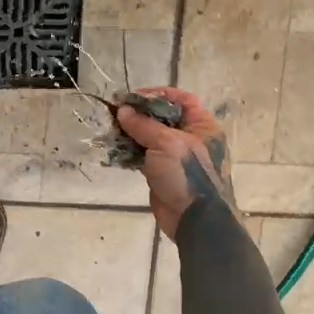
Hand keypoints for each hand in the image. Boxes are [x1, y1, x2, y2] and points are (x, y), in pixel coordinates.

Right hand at [115, 86, 236, 240]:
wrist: (194, 219)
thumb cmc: (187, 175)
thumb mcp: (166, 144)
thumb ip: (143, 125)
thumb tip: (123, 110)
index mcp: (202, 126)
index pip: (182, 99)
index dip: (158, 94)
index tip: (133, 97)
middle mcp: (191, 138)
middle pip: (163, 116)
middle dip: (139, 113)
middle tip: (117, 113)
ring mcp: (176, 156)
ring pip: (151, 135)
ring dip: (131, 132)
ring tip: (111, 130)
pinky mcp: (162, 171)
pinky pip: (144, 154)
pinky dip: (130, 150)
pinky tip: (115, 148)